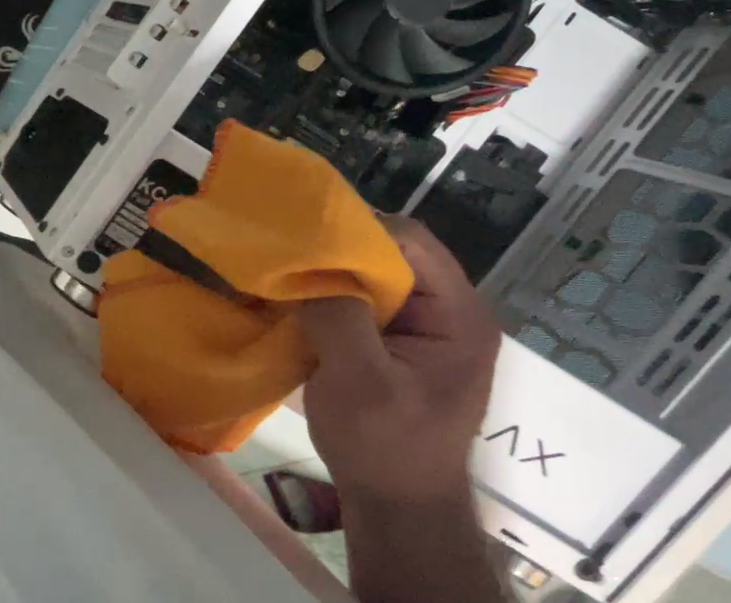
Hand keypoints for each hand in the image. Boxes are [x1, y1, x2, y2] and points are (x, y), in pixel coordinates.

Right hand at [297, 217, 500, 505]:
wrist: (393, 501)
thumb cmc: (385, 444)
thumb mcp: (362, 383)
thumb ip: (340, 319)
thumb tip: (303, 267)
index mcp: (458, 316)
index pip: (410, 241)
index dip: (355, 229)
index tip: (298, 234)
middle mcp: (443, 309)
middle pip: (386, 249)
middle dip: (331, 246)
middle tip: (277, 247)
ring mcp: (414, 323)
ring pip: (363, 270)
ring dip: (320, 269)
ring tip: (273, 266)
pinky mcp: (384, 336)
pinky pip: (351, 294)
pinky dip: (317, 290)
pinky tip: (284, 294)